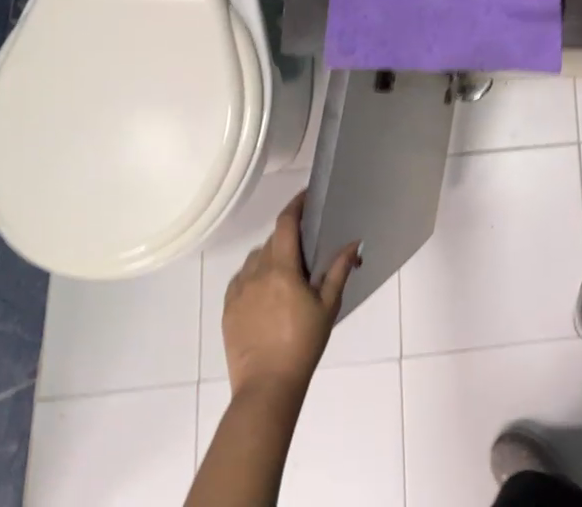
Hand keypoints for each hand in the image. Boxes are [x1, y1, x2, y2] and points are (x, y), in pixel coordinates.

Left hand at [222, 191, 360, 401]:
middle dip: (289, 236)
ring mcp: (237, 292)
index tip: (307, 196)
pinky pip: (241, 279)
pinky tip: (268, 290)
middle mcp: (255, 273)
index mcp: (281, 269)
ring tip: (288, 271)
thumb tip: (353, 242)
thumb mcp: (328, 306)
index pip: (285, 225)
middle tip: (308, 247)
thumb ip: (338, 270)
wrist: (267, 385)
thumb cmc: (303, 343)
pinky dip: (255, 274)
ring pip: (254, 259)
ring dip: (271, 255)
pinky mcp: (228, 309)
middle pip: (271, 241)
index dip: (295, 205)